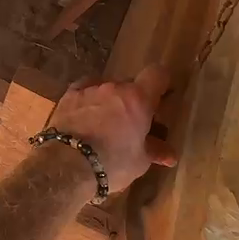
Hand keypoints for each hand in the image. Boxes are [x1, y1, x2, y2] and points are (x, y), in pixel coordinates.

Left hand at [47, 65, 176, 190]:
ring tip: (107, 126)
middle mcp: (114, 87)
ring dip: (111, 102)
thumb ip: (155, 150)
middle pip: (130, 86)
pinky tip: (87, 114)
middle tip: (133, 123)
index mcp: (138, 99)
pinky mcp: (69, 95)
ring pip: (107, 89)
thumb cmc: (112, 163)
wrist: (68, 164)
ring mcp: (90, 88)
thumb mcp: (140, 161)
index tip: (161, 97)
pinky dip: (90, 99)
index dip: (161, 83)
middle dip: (134, 101)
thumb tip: (170, 154)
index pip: (157, 74)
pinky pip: (85, 89)